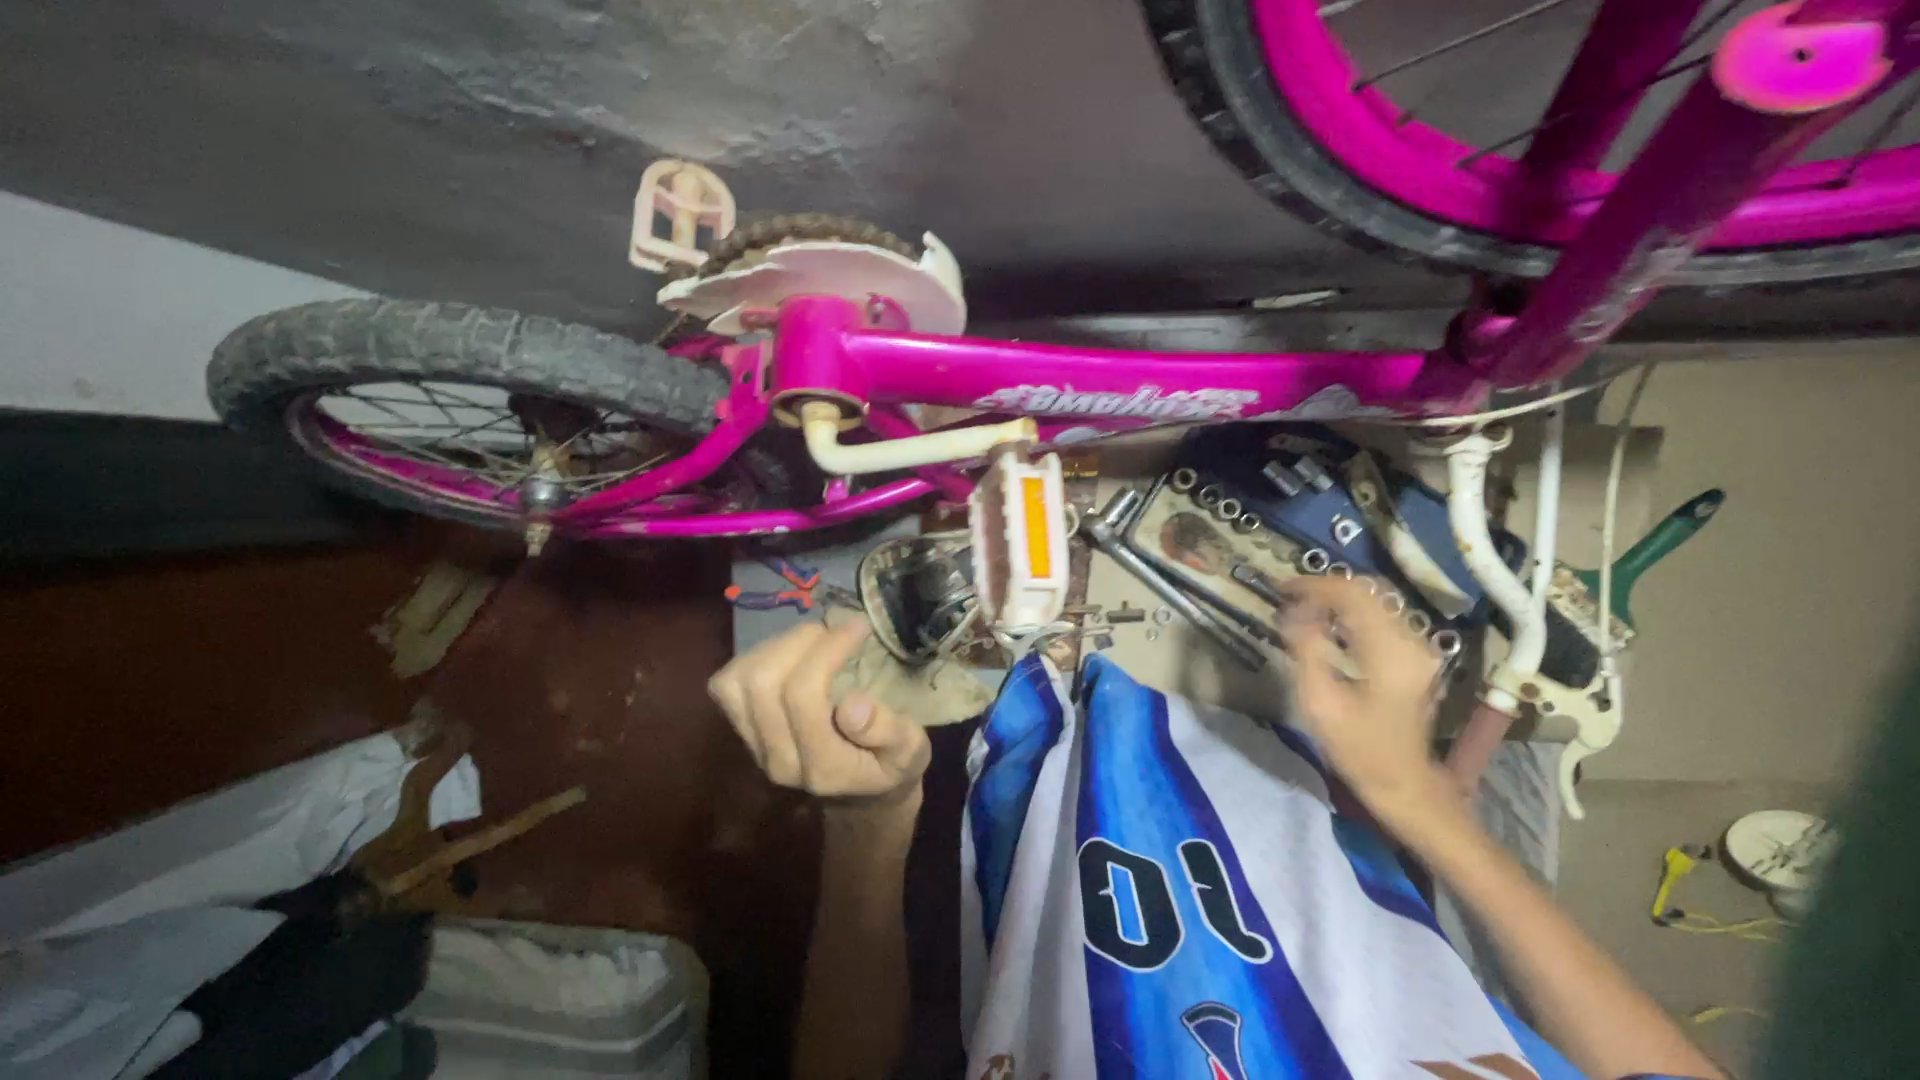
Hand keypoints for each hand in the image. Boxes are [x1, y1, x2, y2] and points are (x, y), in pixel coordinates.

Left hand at [708, 618, 930, 802]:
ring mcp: (755, 748)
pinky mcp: (743, 732)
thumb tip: (851, 705)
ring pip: (738, 682)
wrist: (860, 794)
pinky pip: (727, 686)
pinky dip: (752, 659)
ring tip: (811, 639)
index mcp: (823, 767)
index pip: (803, 696)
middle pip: (763, 684)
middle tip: (833, 630)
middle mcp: (779, 760)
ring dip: (775, 647)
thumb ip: (888, 732)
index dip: (827, 650)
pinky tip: (788, 654)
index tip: (859, 626)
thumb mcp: (911, 753)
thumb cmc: (890, 765)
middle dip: (799, 642)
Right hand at [1275, 576, 1450, 813]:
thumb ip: (1306, 649)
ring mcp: (1418, 647)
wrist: (1402, 781)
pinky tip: (1328, 622)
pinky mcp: (1415, 655)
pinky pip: (1380, 616)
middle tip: (1288, 595)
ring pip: (1374, 601)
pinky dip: (1351, 611)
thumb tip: (1293, 610)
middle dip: (1324, 588)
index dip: (1314, 586)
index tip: (1281, 589)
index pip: (1352, 596)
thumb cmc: (1357, 748)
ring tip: (1302, 606)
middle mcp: (1411, 641)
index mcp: (1389, 652)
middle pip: (1366, 592)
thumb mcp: (1320, 702)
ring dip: (1337, 598)